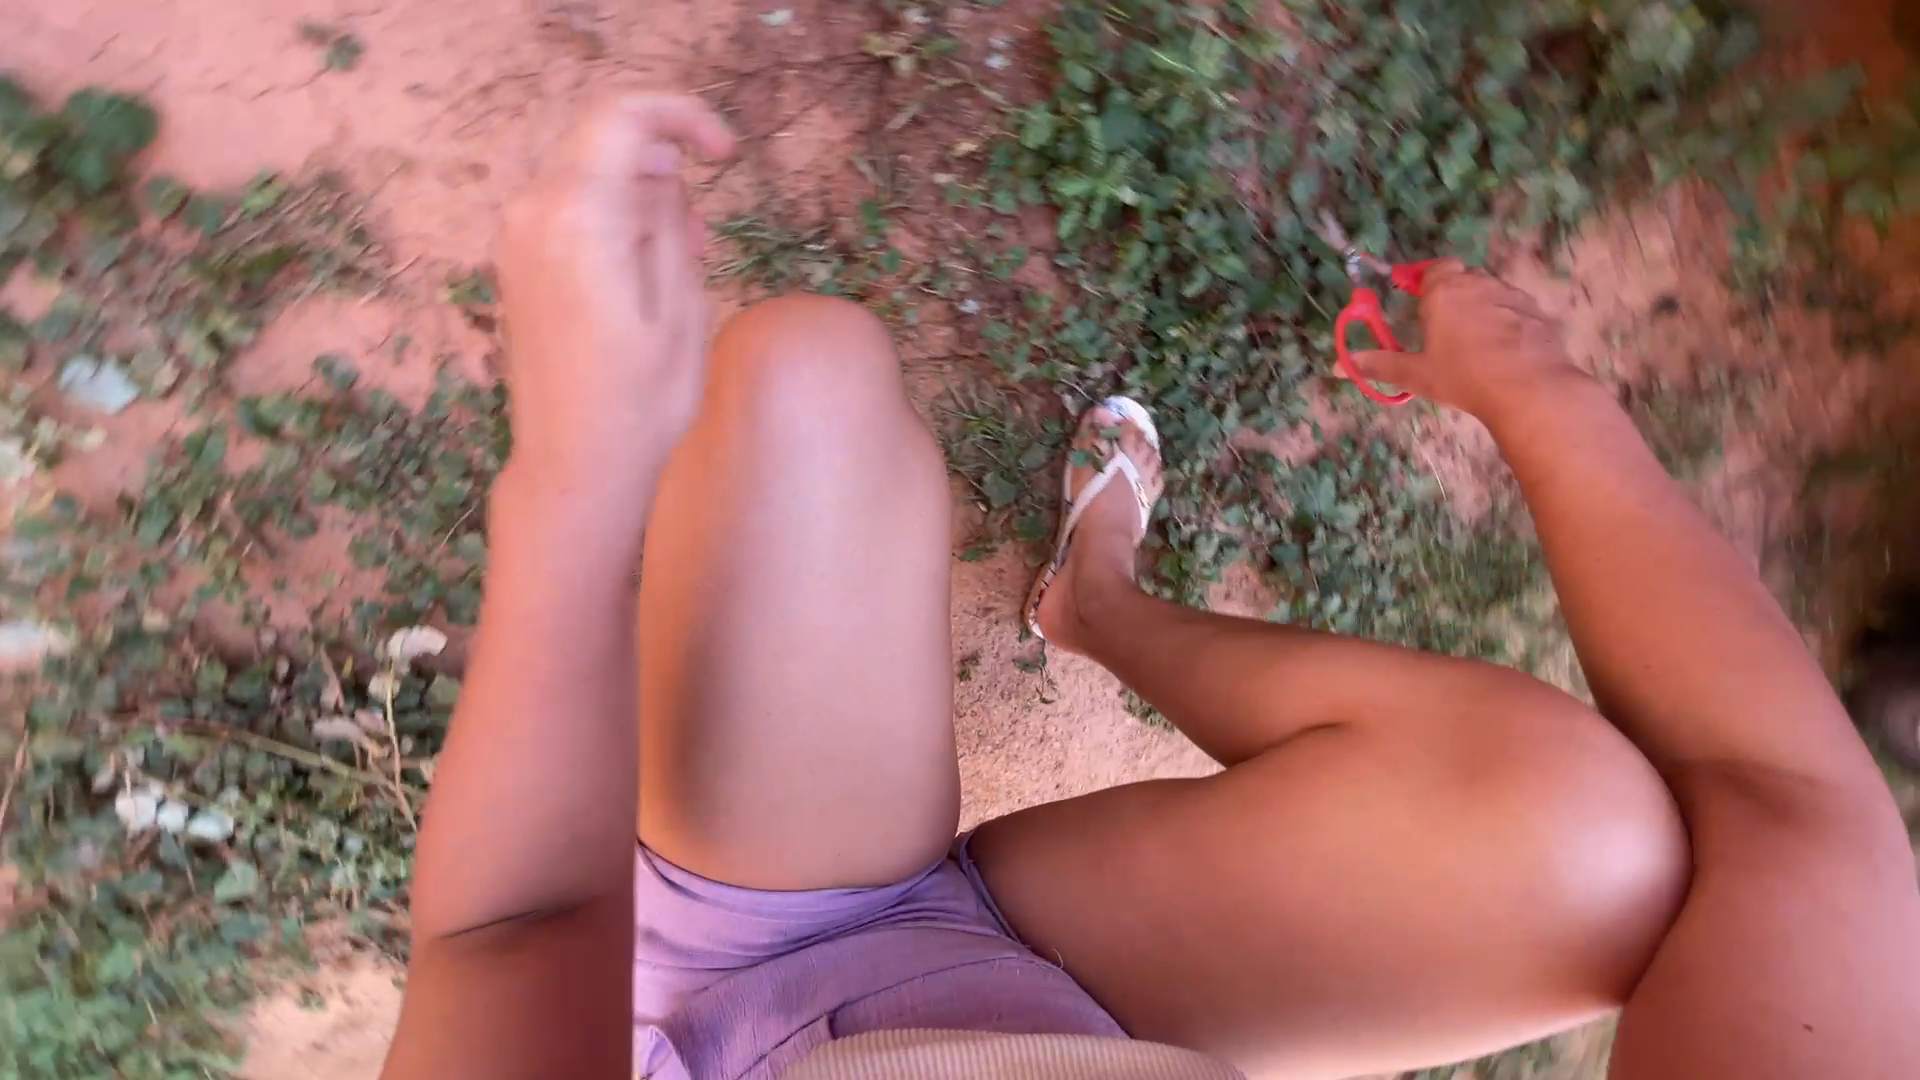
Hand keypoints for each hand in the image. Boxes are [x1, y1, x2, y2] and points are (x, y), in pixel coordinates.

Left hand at [493, 95, 734, 502]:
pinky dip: (613, 222)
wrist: (579, 468)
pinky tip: (644, 275)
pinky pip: (570, 214)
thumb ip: (671, 226)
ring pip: (588, 179)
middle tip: (706, 234)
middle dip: (664, 166)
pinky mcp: (518, 268)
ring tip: (683, 263)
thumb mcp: (682, 312)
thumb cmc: (645, 403)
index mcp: (580, 218)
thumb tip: (664, 175)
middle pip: (603, 143)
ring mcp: (516, 241)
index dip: (683, 116)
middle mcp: (533, 214)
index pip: (624, 117)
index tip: (727, 152)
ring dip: (641, 199)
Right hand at [1350, 260, 1581, 420]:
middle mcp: (1480, 285)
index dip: (1423, 280)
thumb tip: (1339, 366)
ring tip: (1467, 339)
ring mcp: (1513, 297)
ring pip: (1489, 291)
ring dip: (1477, 306)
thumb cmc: (1462, 376)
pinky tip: (1498, 349)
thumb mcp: (1414, 375)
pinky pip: (1514, 310)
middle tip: (1437, 322)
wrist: (1529, 388)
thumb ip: (1378, 365)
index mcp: (1445, 293)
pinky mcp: (1538, 314)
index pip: (1433, 269)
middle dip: (1449, 291)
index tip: (1413, 297)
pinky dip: (1504, 321)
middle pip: (1462, 276)